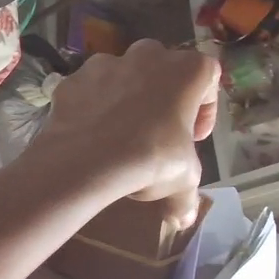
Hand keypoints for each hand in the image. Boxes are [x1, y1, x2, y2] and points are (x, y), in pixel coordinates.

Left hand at [29, 40, 217, 231]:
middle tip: (155, 129)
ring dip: (122, 95)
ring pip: (120, 75)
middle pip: (162, 70)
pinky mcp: (70, 82)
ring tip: (117, 130)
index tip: (191, 138)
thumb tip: (184, 221)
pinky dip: (87, 105)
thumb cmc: (148, 160)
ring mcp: (105, 65)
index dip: (201, 112)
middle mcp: (148, 56)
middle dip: (161, 95)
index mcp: (190, 69)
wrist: (83, 161)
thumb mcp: (181, 179)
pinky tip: (87, 130)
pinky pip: (84, 91)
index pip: (207, 82)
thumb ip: (187, 196)